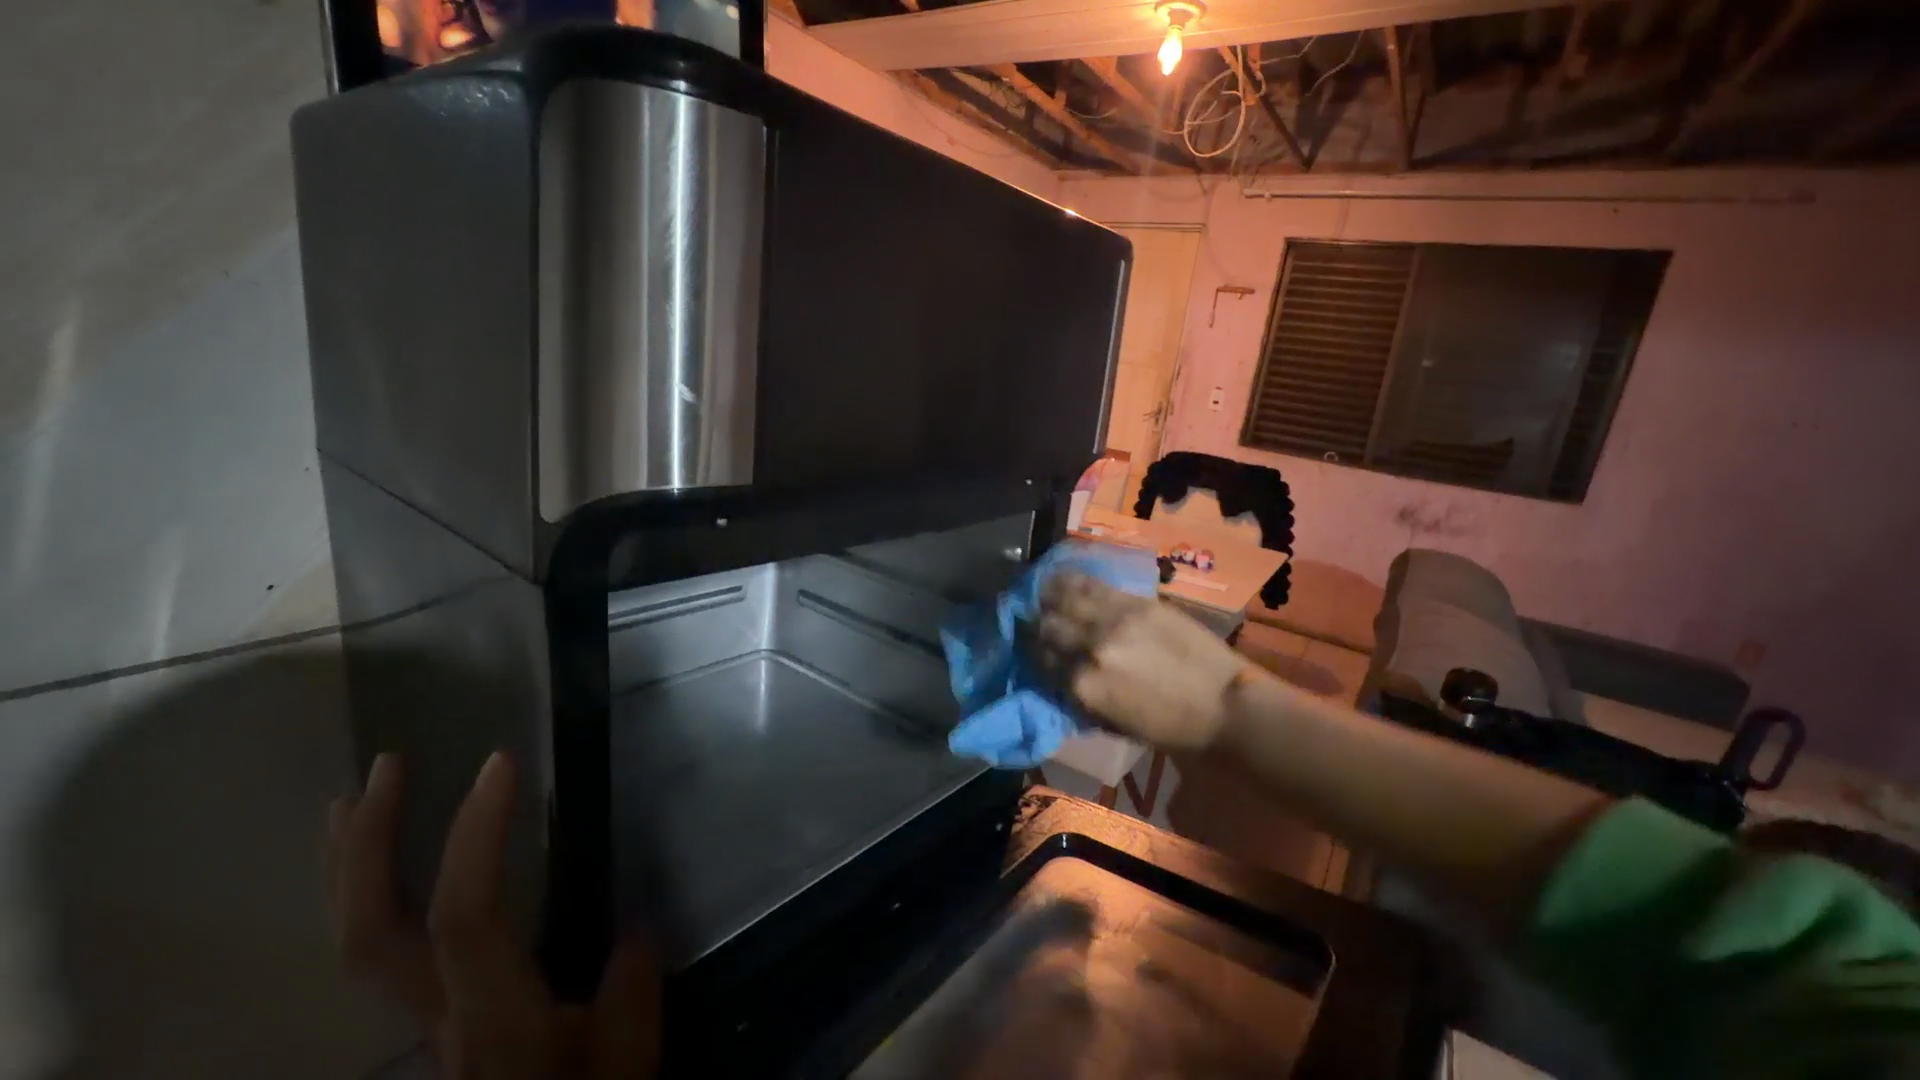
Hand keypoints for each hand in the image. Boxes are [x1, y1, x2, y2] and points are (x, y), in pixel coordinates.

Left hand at [327, 752, 658, 1079]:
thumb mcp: (624, 1068)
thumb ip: (631, 998)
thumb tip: (639, 929)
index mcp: (493, 1018)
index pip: (464, 918)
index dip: (473, 837)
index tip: (501, 763)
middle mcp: (438, 1014)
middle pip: (371, 930)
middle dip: (371, 842)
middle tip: (387, 766)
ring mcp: (420, 1016)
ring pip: (355, 939)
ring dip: (349, 860)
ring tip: (352, 794)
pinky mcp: (425, 1013)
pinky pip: (372, 946)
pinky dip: (361, 891)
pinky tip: (374, 862)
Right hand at [1036, 572, 1254, 751]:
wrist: (1225, 705)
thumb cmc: (1172, 729)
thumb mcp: (1115, 725)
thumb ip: (1082, 700)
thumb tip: (1059, 679)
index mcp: (1083, 688)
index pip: (1040, 662)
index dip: (1032, 654)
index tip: (1030, 649)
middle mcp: (1090, 649)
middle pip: (1047, 627)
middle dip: (1037, 625)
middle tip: (1033, 621)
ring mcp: (1114, 621)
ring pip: (1065, 599)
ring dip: (1048, 597)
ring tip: (1042, 593)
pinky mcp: (1137, 603)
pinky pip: (1094, 585)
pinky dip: (1072, 581)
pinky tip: (1061, 577)